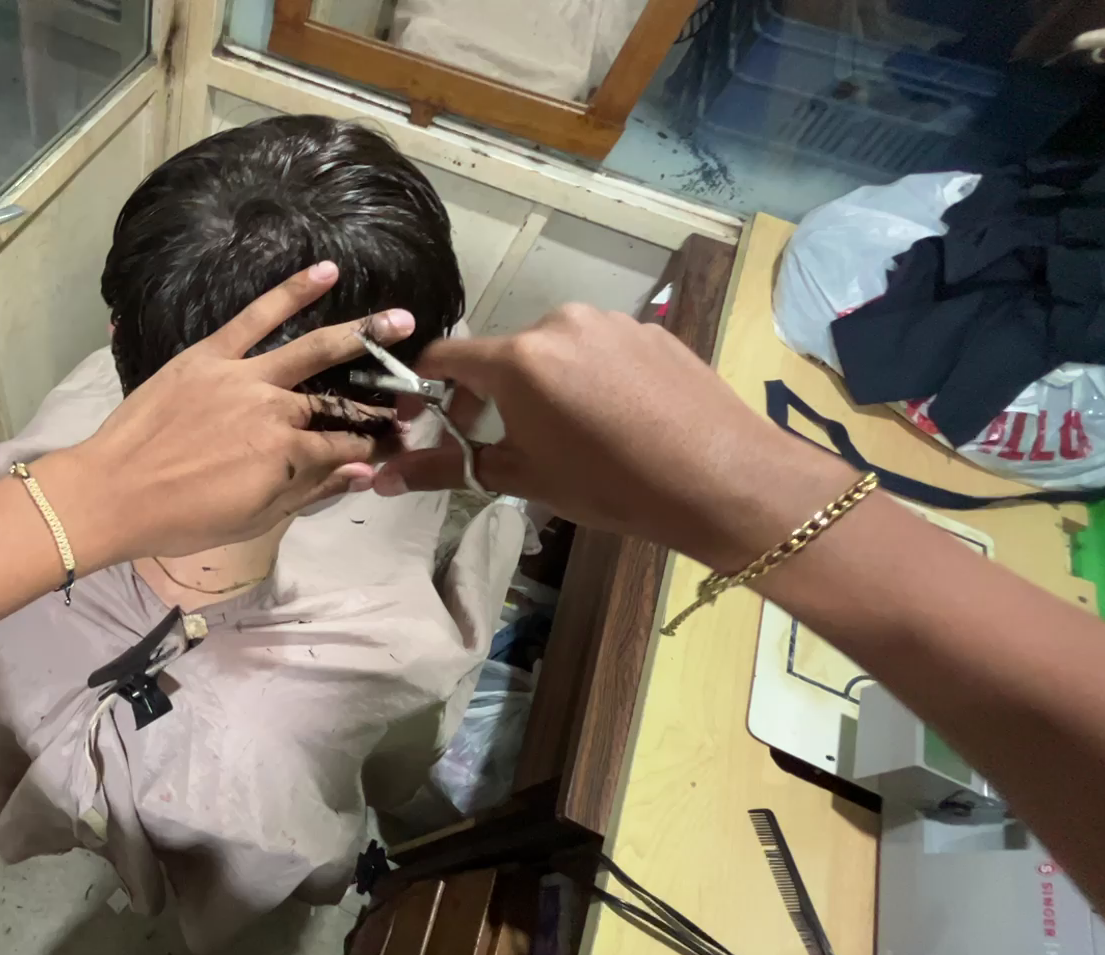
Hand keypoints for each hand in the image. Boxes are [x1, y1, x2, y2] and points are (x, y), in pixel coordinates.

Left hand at [37, 262, 411, 562]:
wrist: (112, 493)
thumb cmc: (180, 520)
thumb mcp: (250, 522)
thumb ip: (307, 494)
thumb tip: (361, 473)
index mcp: (287, 458)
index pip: (343, 448)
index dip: (369, 448)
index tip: (388, 444)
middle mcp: (275, 412)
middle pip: (333, 405)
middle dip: (371, 403)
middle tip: (404, 394)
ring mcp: (243, 378)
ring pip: (311, 352)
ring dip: (361, 335)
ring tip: (401, 320)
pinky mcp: (209, 355)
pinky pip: (255, 317)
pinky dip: (290, 292)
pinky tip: (324, 271)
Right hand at [373, 303, 856, 570]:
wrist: (724, 480)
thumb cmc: (606, 482)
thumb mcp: (517, 477)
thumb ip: (442, 469)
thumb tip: (380, 479)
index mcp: (518, 358)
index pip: (445, 357)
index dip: (423, 387)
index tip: (422, 417)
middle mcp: (558, 324)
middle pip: (496, 356)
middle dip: (481, 396)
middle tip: (492, 442)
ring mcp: (609, 322)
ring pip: (545, 351)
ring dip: (532, 386)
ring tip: (556, 434)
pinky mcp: (649, 330)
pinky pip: (591, 349)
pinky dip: (578, 378)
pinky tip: (605, 419)